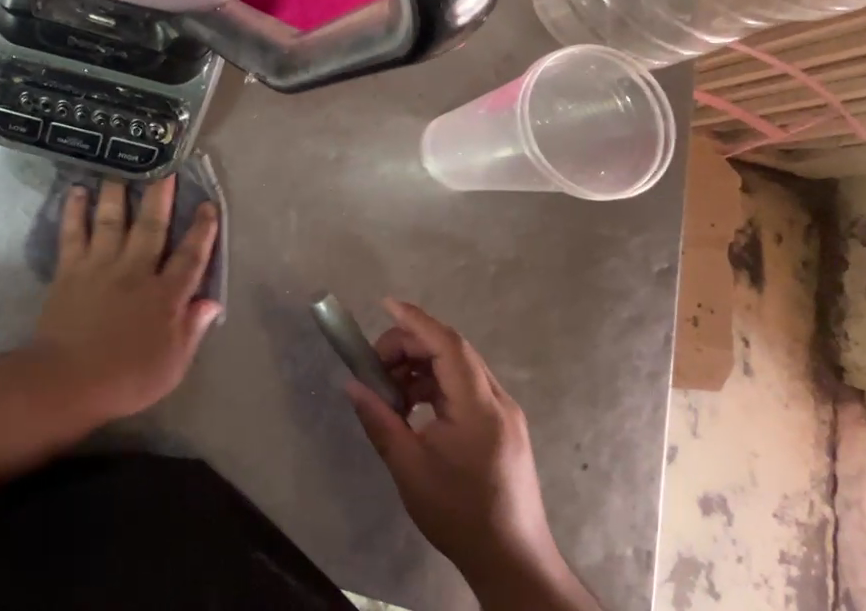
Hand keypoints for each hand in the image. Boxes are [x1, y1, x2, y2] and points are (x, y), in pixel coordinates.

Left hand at [30, 177, 220, 422]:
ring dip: (117, 192)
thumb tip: (211, 302)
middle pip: (151, 227)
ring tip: (120, 167)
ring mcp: (100, 266)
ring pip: (112, 220)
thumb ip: (191, 329)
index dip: (202, 232)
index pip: (190, 258)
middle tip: (165, 168)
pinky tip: (77, 191)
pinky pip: (73, 232)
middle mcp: (135, 271)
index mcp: (164, 297)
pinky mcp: (70, 269)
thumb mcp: (172, 365)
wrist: (68, 379)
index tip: (207, 206)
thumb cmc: (126, 379)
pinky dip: (75, 210)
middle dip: (161, 196)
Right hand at [344, 300, 590, 606]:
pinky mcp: (502, 429)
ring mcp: (504, 415)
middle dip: (409, 346)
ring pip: (458, 369)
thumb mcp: (408, 466)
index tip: (384, 304)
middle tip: (374, 366)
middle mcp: (497, 402)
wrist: (512, 562)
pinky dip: (435, 386)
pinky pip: (465, 389)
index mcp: (479, 407)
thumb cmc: (459, 513)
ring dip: (420, 367)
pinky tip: (411, 407)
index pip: (448, 345)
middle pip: (452, 351)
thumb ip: (379, 419)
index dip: (415, 320)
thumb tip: (352, 385)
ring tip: (389, 391)